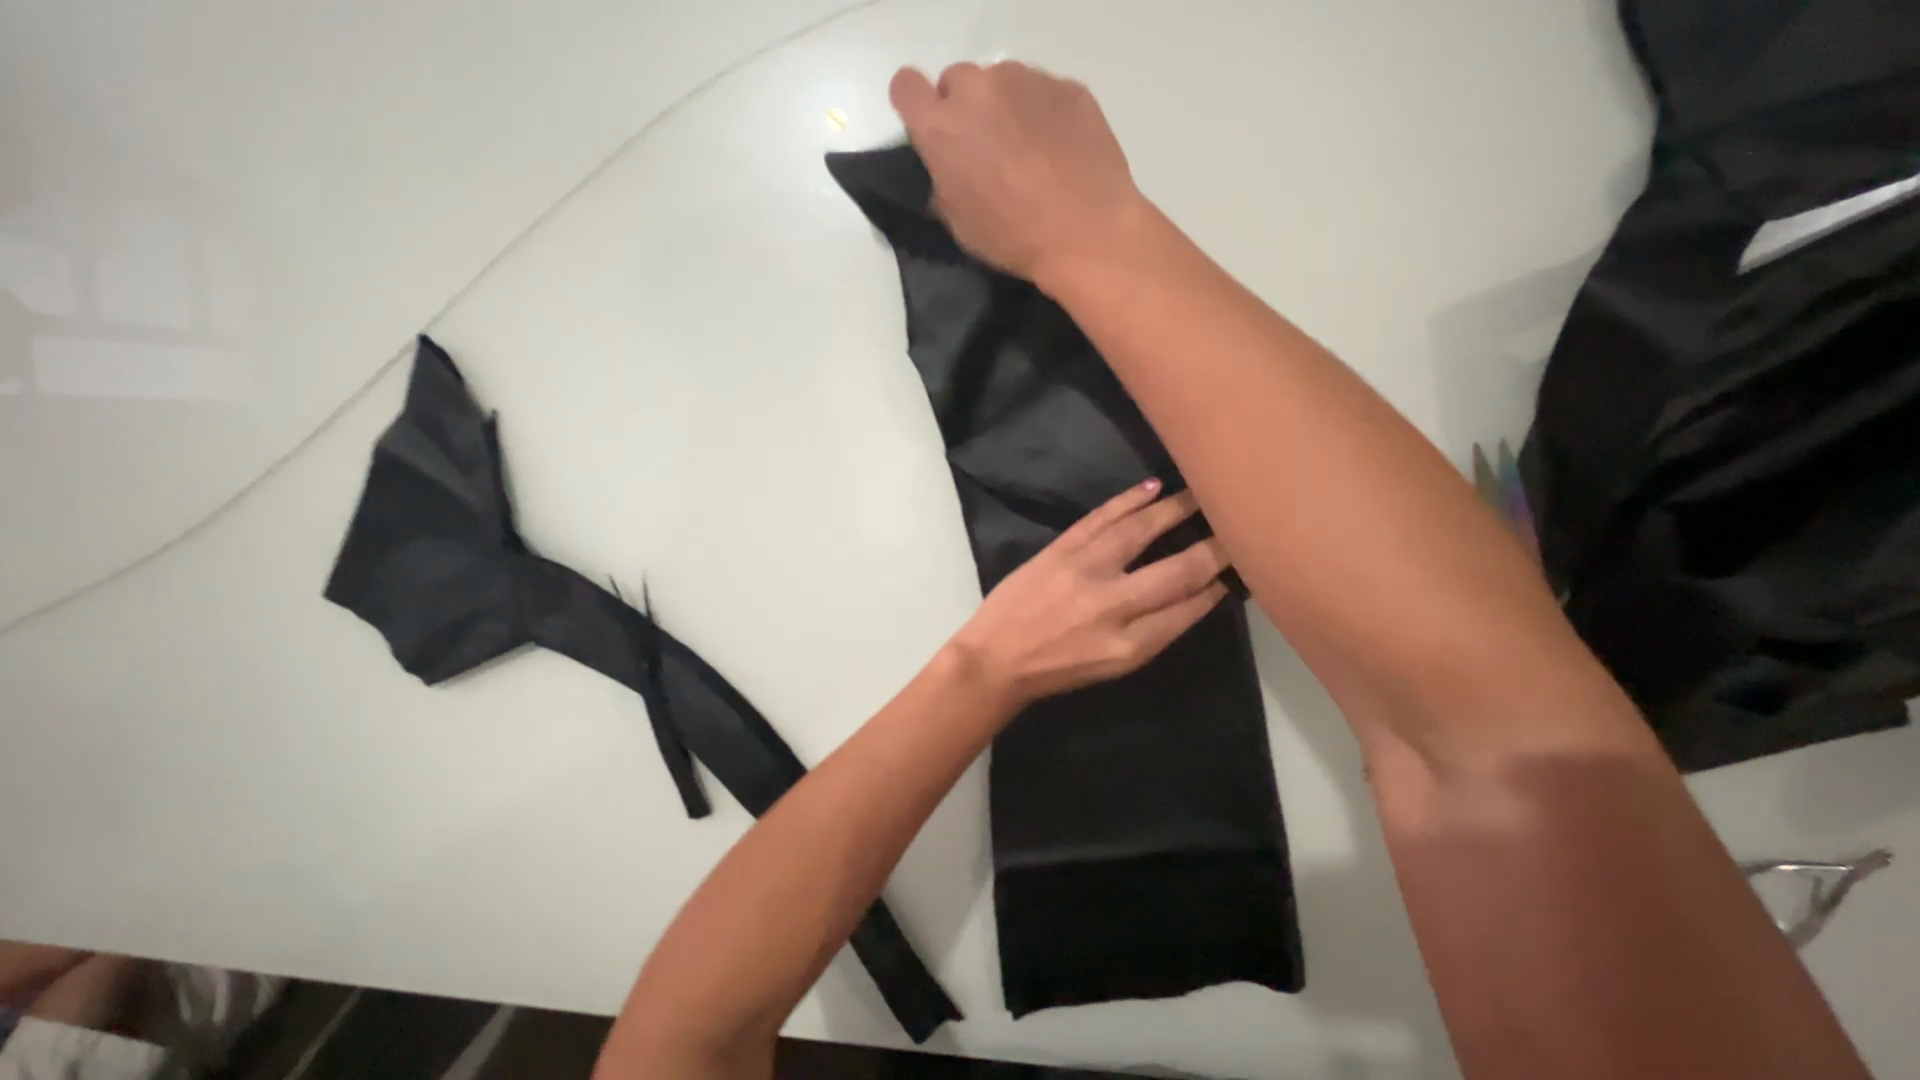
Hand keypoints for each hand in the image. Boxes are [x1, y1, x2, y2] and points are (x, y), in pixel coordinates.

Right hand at [889, 61, 1148, 285]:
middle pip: (957, 80)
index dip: (917, 106)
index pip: (906, 86)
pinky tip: (1060, 150)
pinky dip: (1045, 112)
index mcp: (942, 127)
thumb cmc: (1014, 237)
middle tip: (986, 148)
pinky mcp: (1068, 87)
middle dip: (964, 108)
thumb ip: (942, 181)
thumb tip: (946, 170)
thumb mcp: (959, 222)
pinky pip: (1044, 90)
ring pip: (1002, 81)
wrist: (1087, 233)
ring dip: (1005, 106)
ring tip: (1028, 149)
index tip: (931, 127)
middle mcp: (979, 90)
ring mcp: (1027, 81)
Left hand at [949, 479, 1230, 706]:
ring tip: (1201, 494)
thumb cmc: (1058, 668)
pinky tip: (1154, 488)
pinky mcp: (1060, 550)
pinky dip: (1129, 500)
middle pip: (1178, 570)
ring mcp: (1084, 571)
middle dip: (1214, 548)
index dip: (1218, 584)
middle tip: (1238, 525)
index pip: (1189, 608)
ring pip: (1140, 531)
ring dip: (1175, 510)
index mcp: (1130, 644)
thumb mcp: (1115, 665)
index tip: (1239, 564)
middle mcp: (1112, 605)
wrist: (996, 658)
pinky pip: (1101, 517)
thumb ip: (1156, 631)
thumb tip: (1197, 595)